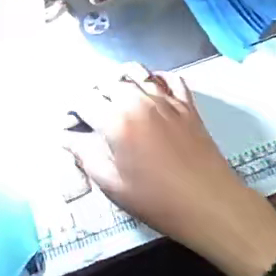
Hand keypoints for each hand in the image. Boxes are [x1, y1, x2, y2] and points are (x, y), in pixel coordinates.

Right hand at [62, 67, 275, 275]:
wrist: (209, 202)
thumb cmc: (156, 200)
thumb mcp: (112, 184)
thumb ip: (85, 154)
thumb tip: (67, 136)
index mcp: (116, 120)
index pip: (84, 99)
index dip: (73, 109)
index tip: (72, 123)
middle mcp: (139, 101)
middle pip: (108, 81)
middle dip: (94, 93)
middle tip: (90, 113)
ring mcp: (166, 99)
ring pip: (137, 73)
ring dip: (121, 81)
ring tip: (115, 98)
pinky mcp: (187, 104)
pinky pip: (169, 78)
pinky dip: (155, 78)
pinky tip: (150, 89)